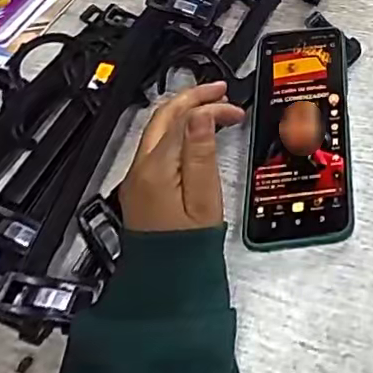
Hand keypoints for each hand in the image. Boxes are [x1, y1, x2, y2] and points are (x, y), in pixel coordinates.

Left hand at [122, 81, 245, 231]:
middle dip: (194, 96)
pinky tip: (197, 129)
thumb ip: (201, 152)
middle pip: (163, 116)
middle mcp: (139, 170)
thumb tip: (203, 115)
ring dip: (185, 109)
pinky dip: (179, 127)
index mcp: (156, 169)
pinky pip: (157, 143)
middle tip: (221, 89)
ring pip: (158, 127)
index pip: (185, 119)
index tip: (235, 111)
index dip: (213, 107)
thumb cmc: (187, 245)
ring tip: (213, 104)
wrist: (163, 282)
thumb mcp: (204, 196)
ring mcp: (137, 178)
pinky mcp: (141, 186)